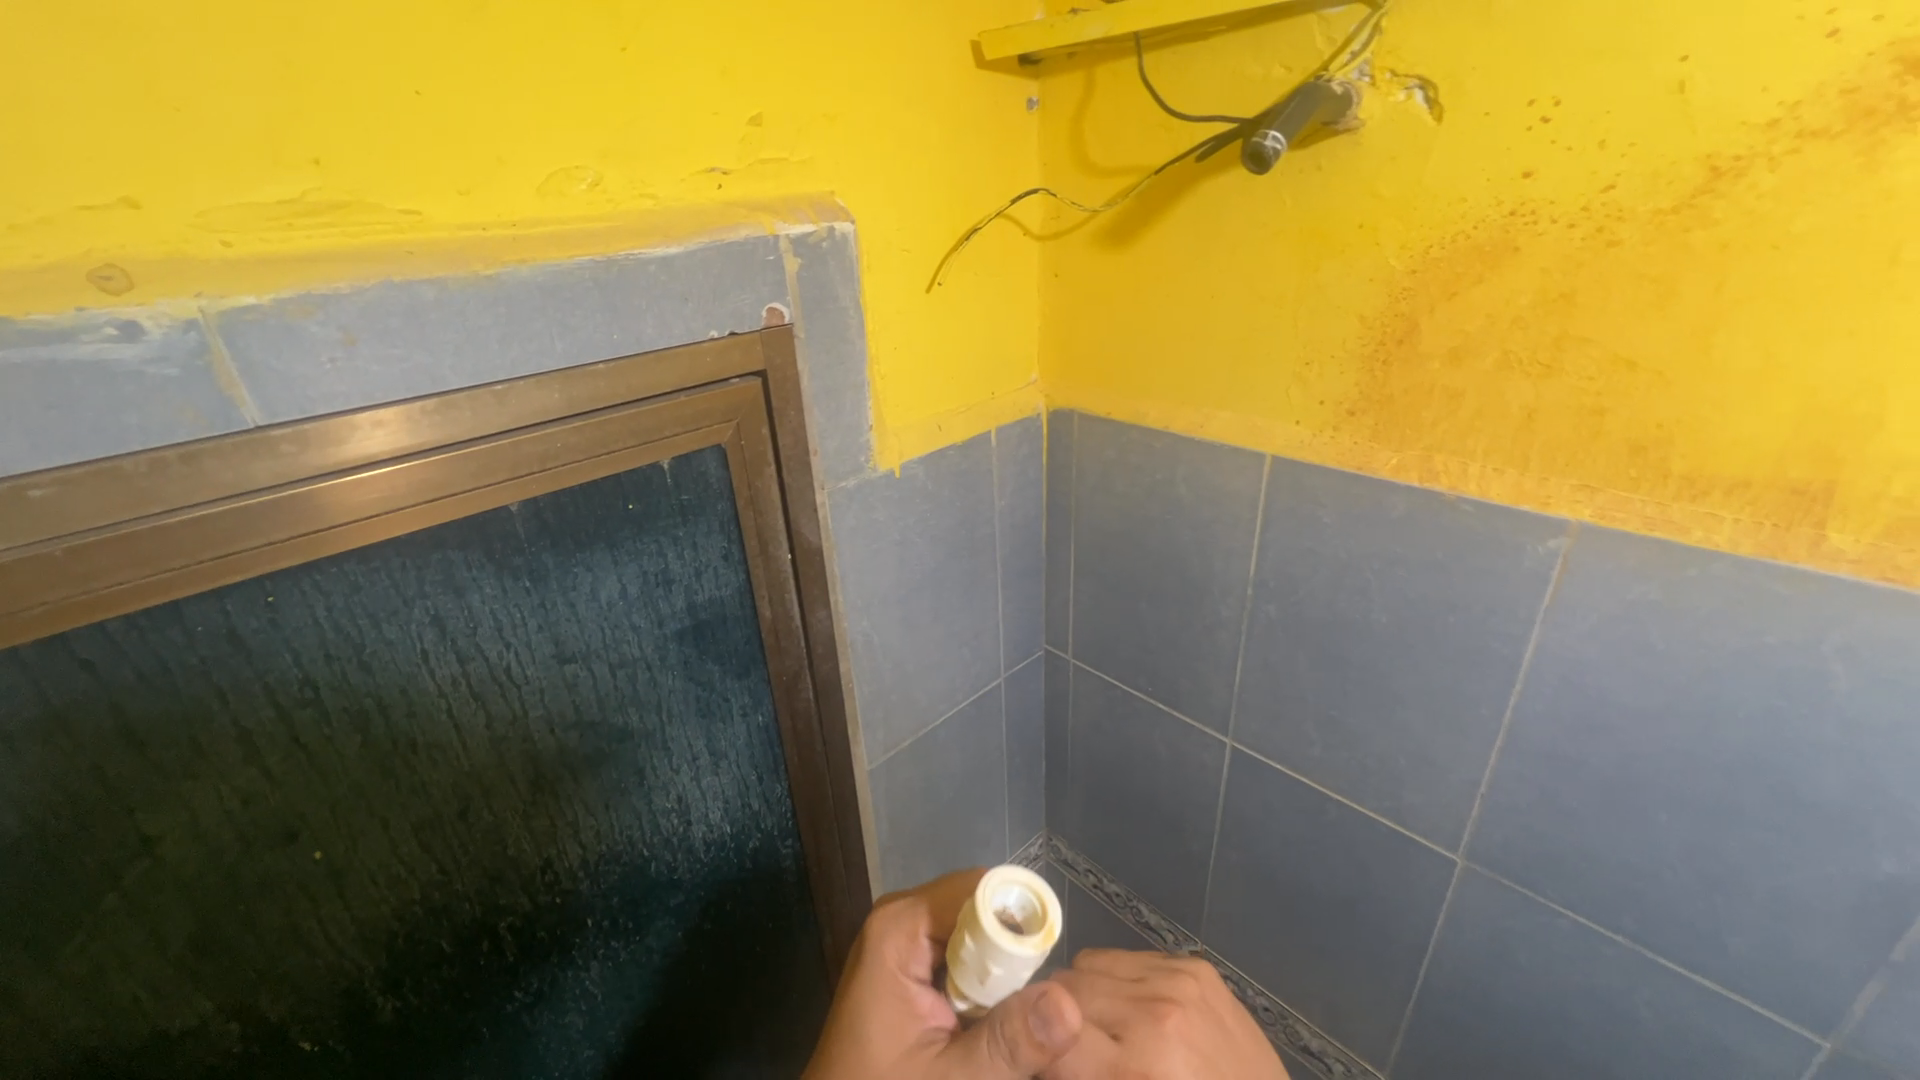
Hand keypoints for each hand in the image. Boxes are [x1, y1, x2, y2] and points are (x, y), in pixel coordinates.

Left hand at [803, 868, 1082, 1079]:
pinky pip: (966, 957)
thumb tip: (1071, 1005)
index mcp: (901, 925)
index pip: (981, 891)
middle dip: (1016, 955)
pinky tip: (994, 1025)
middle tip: (1039, 1008)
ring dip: (1006, 976)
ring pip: (980, 935)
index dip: (1022, 924)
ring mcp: (907, 938)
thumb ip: (1008, 1042)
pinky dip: (988, 988)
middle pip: (983, 910)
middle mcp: (903, 916)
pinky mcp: (913, 963)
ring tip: (1019, 1020)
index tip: (1051, 971)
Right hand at [1045, 949, 1289, 1079]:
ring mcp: (1179, 980)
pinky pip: (1128, 957)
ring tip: (1106, 1032)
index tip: (1032, 1055)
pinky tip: (1139, 1016)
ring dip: (1087, 996)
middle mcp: (1155, 1010)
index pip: (1047, 1024)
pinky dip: (1121, 983)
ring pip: (1089, 963)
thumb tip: (1033, 1047)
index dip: (1031, 1039)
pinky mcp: (1196, 966)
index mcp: (1136, 1065)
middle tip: (1069, 1050)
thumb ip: (1075, 1072)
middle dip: (1056, 1018)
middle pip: (1064, 988)